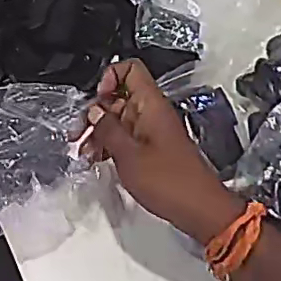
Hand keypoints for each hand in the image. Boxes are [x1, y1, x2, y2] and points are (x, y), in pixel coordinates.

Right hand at [87, 59, 242, 240]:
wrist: (201, 211)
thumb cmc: (170, 182)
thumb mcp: (128, 155)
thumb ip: (107, 128)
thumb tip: (94, 111)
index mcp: (150, 106)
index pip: (130, 70)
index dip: (109, 77)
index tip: (96, 100)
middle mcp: (152, 113)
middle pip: (118, 96)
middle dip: (95, 112)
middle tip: (79, 132)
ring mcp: (152, 131)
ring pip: (119, 118)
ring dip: (99, 131)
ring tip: (85, 151)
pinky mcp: (152, 149)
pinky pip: (126, 136)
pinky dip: (110, 144)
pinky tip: (97, 159)